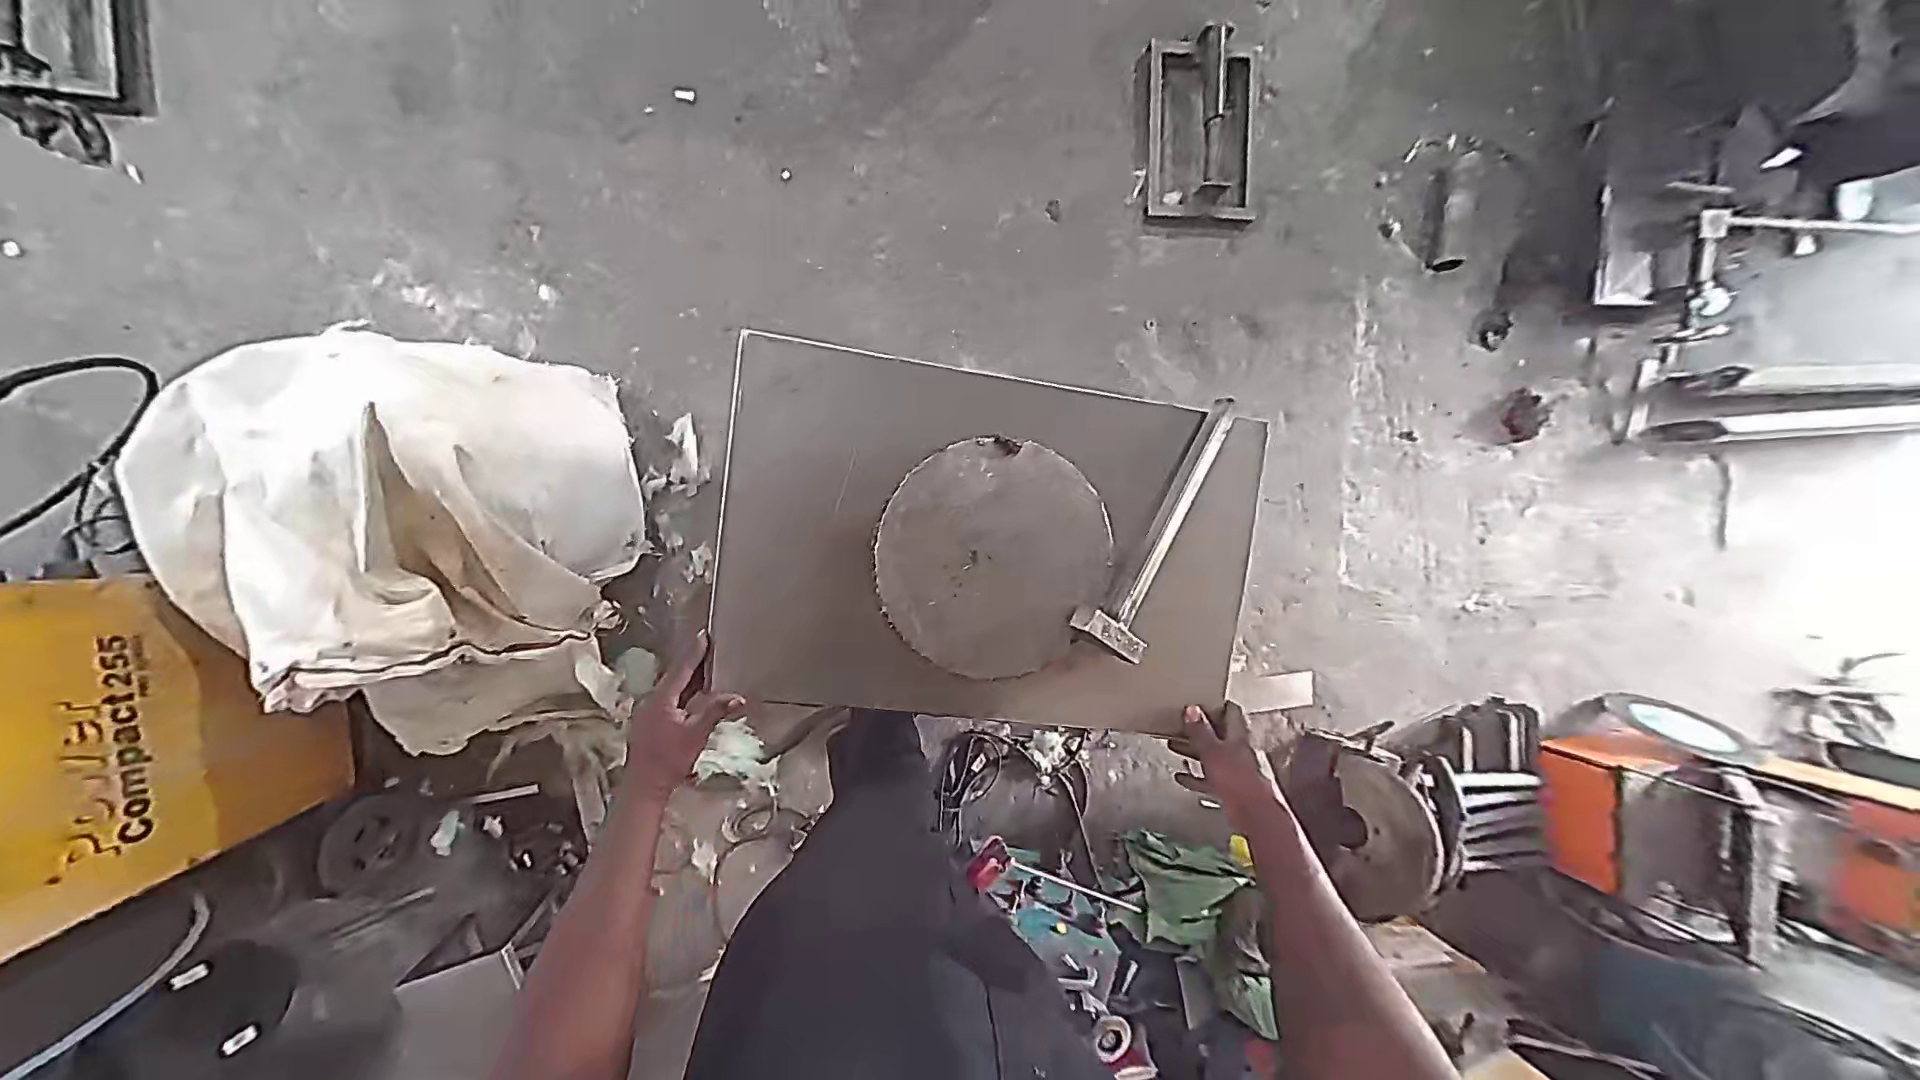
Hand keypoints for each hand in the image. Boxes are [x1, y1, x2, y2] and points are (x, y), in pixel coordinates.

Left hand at [624, 630, 747, 804]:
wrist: (644, 786)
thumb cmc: (669, 760)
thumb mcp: (696, 734)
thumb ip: (715, 711)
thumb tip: (738, 697)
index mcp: (661, 699)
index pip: (682, 668)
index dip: (694, 651)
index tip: (703, 634)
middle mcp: (651, 701)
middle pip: (675, 676)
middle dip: (692, 661)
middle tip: (707, 646)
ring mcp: (648, 711)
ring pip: (672, 688)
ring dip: (688, 677)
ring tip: (705, 667)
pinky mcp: (649, 722)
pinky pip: (669, 698)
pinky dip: (683, 691)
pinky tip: (693, 694)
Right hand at [1168, 702, 1290, 833]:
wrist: (1255, 816)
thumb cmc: (1238, 780)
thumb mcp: (1212, 751)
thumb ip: (1201, 731)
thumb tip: (1192, 709)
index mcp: (1239, 736)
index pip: (1231, 712)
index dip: (1216, 705)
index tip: (1200, 702)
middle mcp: (1240, 751)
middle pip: (1218, 734)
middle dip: (1198, 730)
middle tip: (1179, 724)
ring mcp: (1237, 771)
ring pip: (1212, 756)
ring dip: (1194, 751)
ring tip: (1175, 746)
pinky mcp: (1232, 789)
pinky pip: (1211, 778)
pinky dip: (1197, 776)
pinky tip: (1182, 777)